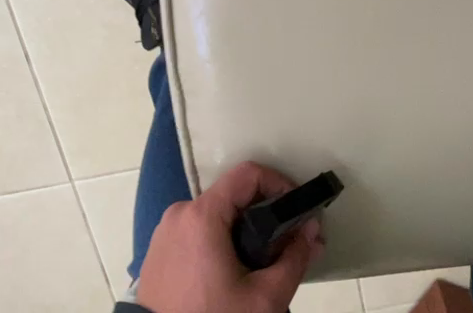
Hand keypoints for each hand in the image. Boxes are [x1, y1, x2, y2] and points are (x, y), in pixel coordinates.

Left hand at [136, 162, 323, 312]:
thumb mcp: (263, 299)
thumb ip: (294, 259)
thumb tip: (313, 229)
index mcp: (202, 214)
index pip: (247, 174)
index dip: (279, 183)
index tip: (298, 210)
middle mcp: (181, 211)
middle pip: (233, 197)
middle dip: (266, 215)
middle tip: (289, 243)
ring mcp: (166, 229)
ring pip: (216, 215)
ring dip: (244, 231)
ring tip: (264, 263)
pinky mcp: (160, 247)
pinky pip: (197, 231)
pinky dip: (220, 241)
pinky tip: (234, 271)